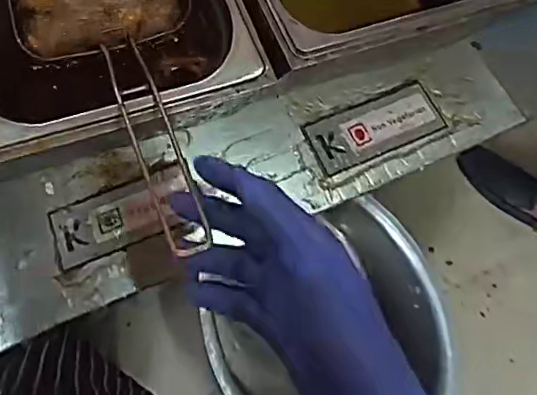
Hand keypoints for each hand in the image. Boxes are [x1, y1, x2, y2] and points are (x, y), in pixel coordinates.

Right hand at [169, 156, 421, 394]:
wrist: (362, 389)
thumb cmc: (338, 318)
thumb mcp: (306, 255)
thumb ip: (275, 215)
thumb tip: (244, 179)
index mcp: (300, 233)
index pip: (258, 193)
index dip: (228, 176)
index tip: (198, 163)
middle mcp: (290, 256)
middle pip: (242, 223)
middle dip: (208, 210)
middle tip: (174, 202)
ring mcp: (282, 290)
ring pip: (236, 261)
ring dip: (206, 255)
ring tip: (178, 254)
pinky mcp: (275, 322)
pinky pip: (238, 299)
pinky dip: (215, 292)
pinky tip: (194, 293)